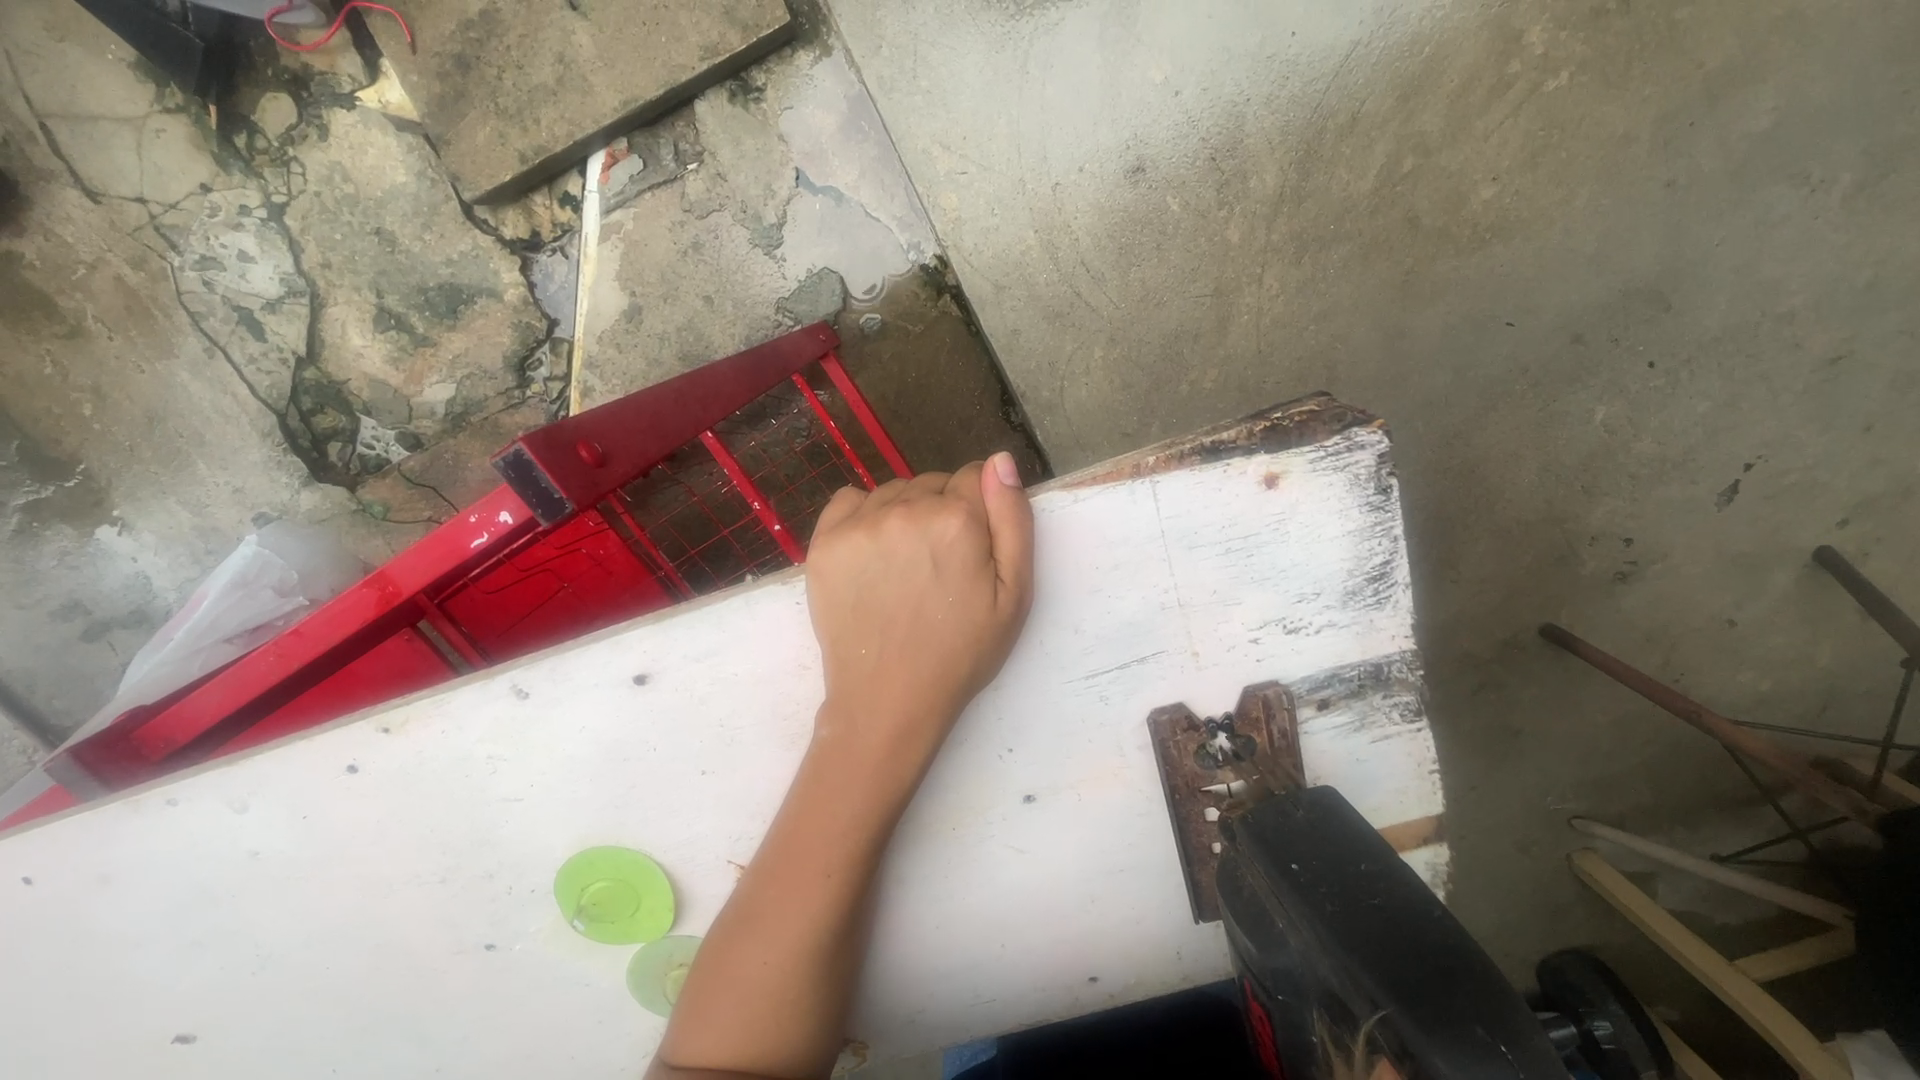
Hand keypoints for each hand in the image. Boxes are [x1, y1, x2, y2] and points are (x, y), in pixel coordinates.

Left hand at [804, 452, 1034, 768]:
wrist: (889, 698)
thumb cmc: (961, 652)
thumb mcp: (1014, 595)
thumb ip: (1013, 520)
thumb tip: (1000, 460)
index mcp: (958, 519)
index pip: (975, 477)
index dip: (979, 510)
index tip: (972, 548)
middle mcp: (906, 509)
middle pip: (933, 483)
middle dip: (943, 510)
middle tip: (940, 565)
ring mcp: (859, 524)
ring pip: (893, 491)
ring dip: (904, 513)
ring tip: (906, 566)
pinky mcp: (825, 542)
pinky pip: (849, 499)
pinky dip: (863, 515)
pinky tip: (873, 553)